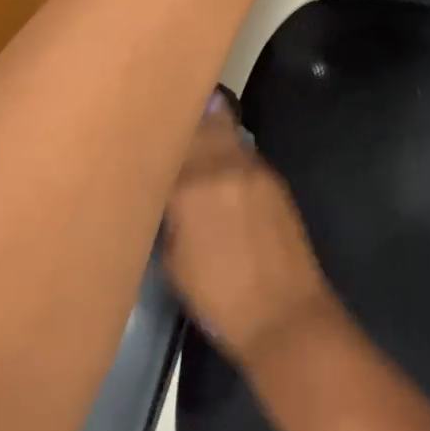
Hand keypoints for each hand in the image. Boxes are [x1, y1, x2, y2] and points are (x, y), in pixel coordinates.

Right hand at [163, 98, 338, 366]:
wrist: (284, 316)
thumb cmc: (218, 298)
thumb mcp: (172, 260)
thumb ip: (168, 213)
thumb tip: (166, 190)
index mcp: (190, 187)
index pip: (169, 139)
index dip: (158, 129)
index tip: (145, 124)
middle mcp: (223, 166)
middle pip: (203, 120)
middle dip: (188, 116)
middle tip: (168, 113)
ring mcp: (254, 170)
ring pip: (227, 130)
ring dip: (210, 128)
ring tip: (194, 131)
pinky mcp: (276, 181)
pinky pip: (244, 153)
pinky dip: (230, 152)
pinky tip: (221, 167)